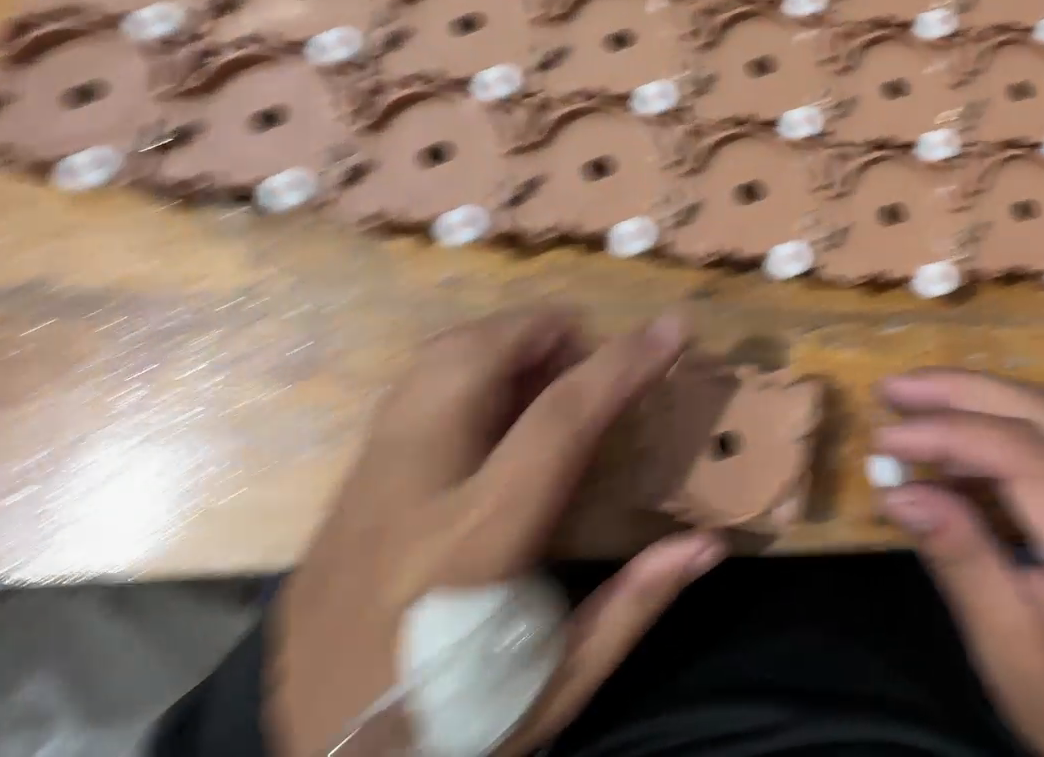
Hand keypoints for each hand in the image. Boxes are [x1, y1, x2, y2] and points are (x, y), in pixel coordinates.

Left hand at [269, 308, 724, 756]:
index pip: (557, 422)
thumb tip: (710, 544)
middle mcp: (407, 498)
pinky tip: (489, 407)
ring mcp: (359, 491)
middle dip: (540, 329)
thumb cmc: (454, 726)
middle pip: (470, 362)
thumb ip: (633, 606)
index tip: (671, 326)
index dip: (621, 365)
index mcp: (474, 547)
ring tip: (545, 364)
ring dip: (495, 342)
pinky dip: (456, 373)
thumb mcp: (558, 686)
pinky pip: (401, 400)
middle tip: (590, 345)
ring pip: (425, 367)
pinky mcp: (334, 500)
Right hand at [873, 371, 1043, 756]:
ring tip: (920, 403)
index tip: (883, 438)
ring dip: (986, 397)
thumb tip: (897, 491)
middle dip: (962, 390)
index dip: (946, 431)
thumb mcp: (1009, 647)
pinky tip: (967, 441)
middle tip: (893, 389)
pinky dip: (1012, 421)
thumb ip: (961, 559)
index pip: (1021, 450)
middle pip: (1043, 409)